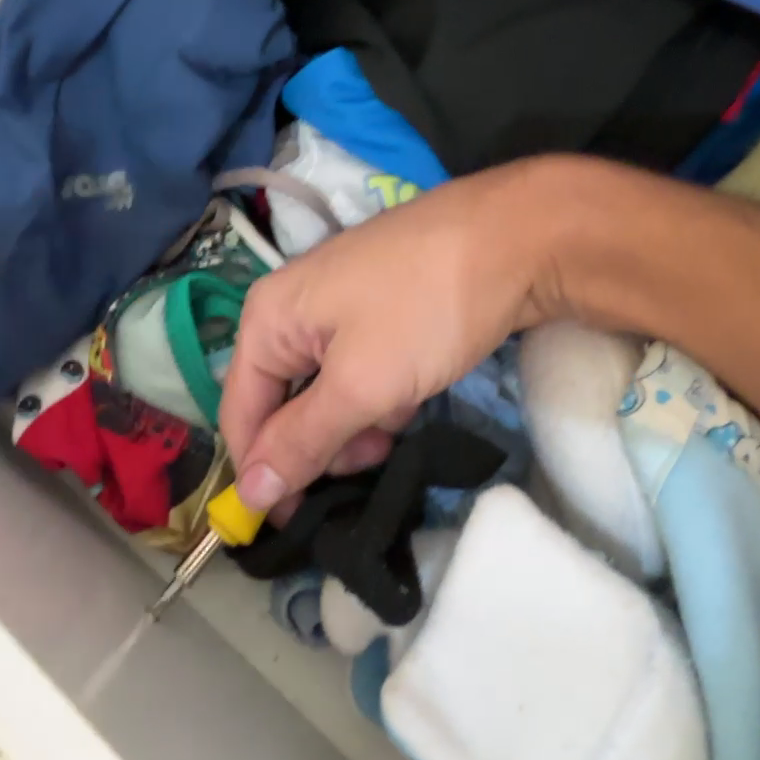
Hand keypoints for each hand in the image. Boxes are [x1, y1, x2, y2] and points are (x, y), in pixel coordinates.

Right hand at [218, 158, 570, 516]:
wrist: (520, 236)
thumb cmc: (425, 309)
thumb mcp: (360, 385)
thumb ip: (301, 441)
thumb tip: (249, 495)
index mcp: (268, 319)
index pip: (240, 414)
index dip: (261, 472)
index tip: (294, 523)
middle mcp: (291, 310)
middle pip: (283, 404)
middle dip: (321, 442)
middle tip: (370, 456)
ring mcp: (338, 308)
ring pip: (326, 393)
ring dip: (356, 423)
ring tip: (397, 421)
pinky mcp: (378, 311)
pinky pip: (359, 372)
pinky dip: (380, 395)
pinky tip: (412, 396)